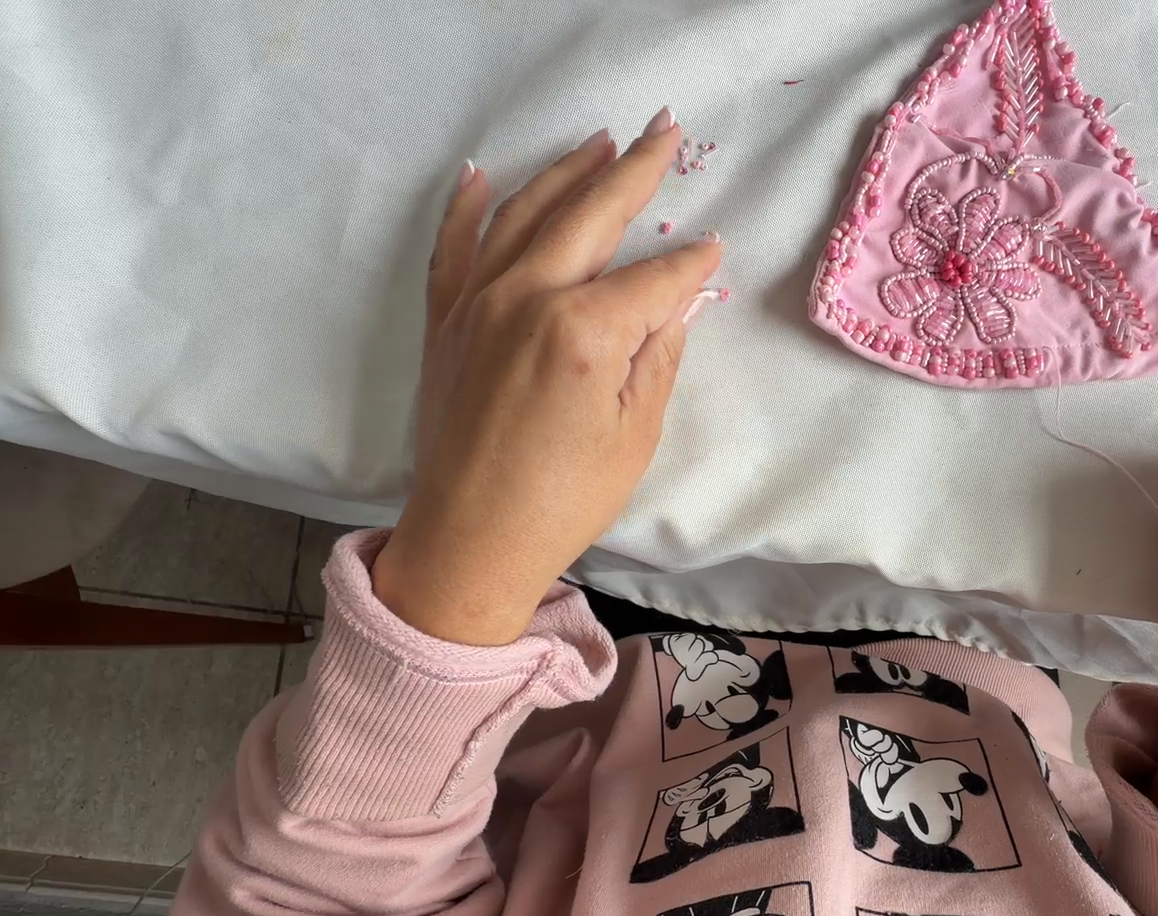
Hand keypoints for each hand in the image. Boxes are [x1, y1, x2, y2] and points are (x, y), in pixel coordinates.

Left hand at [372, 110, 722, 644]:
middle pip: (590, 216)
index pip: (653, 280)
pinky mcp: (445, 320)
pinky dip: (470, 206)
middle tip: (664, 133)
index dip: (689, 266)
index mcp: (584, 330)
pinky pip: (454, 244)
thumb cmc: (564, 501)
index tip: (713, 250)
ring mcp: (476, 301)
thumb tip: (678, 302)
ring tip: (599, 143)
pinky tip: (485, 175)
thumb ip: (658, 356)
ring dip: (566, 172)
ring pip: (525, 212)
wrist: (470, 540)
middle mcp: (526, 296)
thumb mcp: (635, 436)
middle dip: (635, 171)